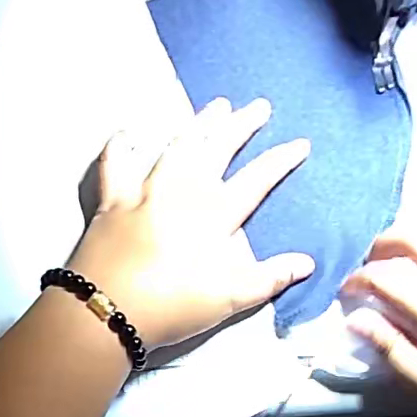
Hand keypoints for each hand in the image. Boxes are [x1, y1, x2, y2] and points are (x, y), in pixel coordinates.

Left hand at [65, 98, 315, 350]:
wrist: (109, 309)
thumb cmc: (173, 305)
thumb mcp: (230, 298)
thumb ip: (270, 278)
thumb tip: (307, 263)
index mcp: (215, 215)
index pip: (257, 179)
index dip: (281, 161)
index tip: (300, 143)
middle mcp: (182, 192)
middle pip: (218, 149)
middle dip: (242, 126)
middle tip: (259, 106)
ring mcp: (145, 191)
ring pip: (176, 147)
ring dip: (198, 125)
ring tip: (216, 107)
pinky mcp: (112, 200)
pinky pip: (115, 164)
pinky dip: (121, 147)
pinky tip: (127, 133)